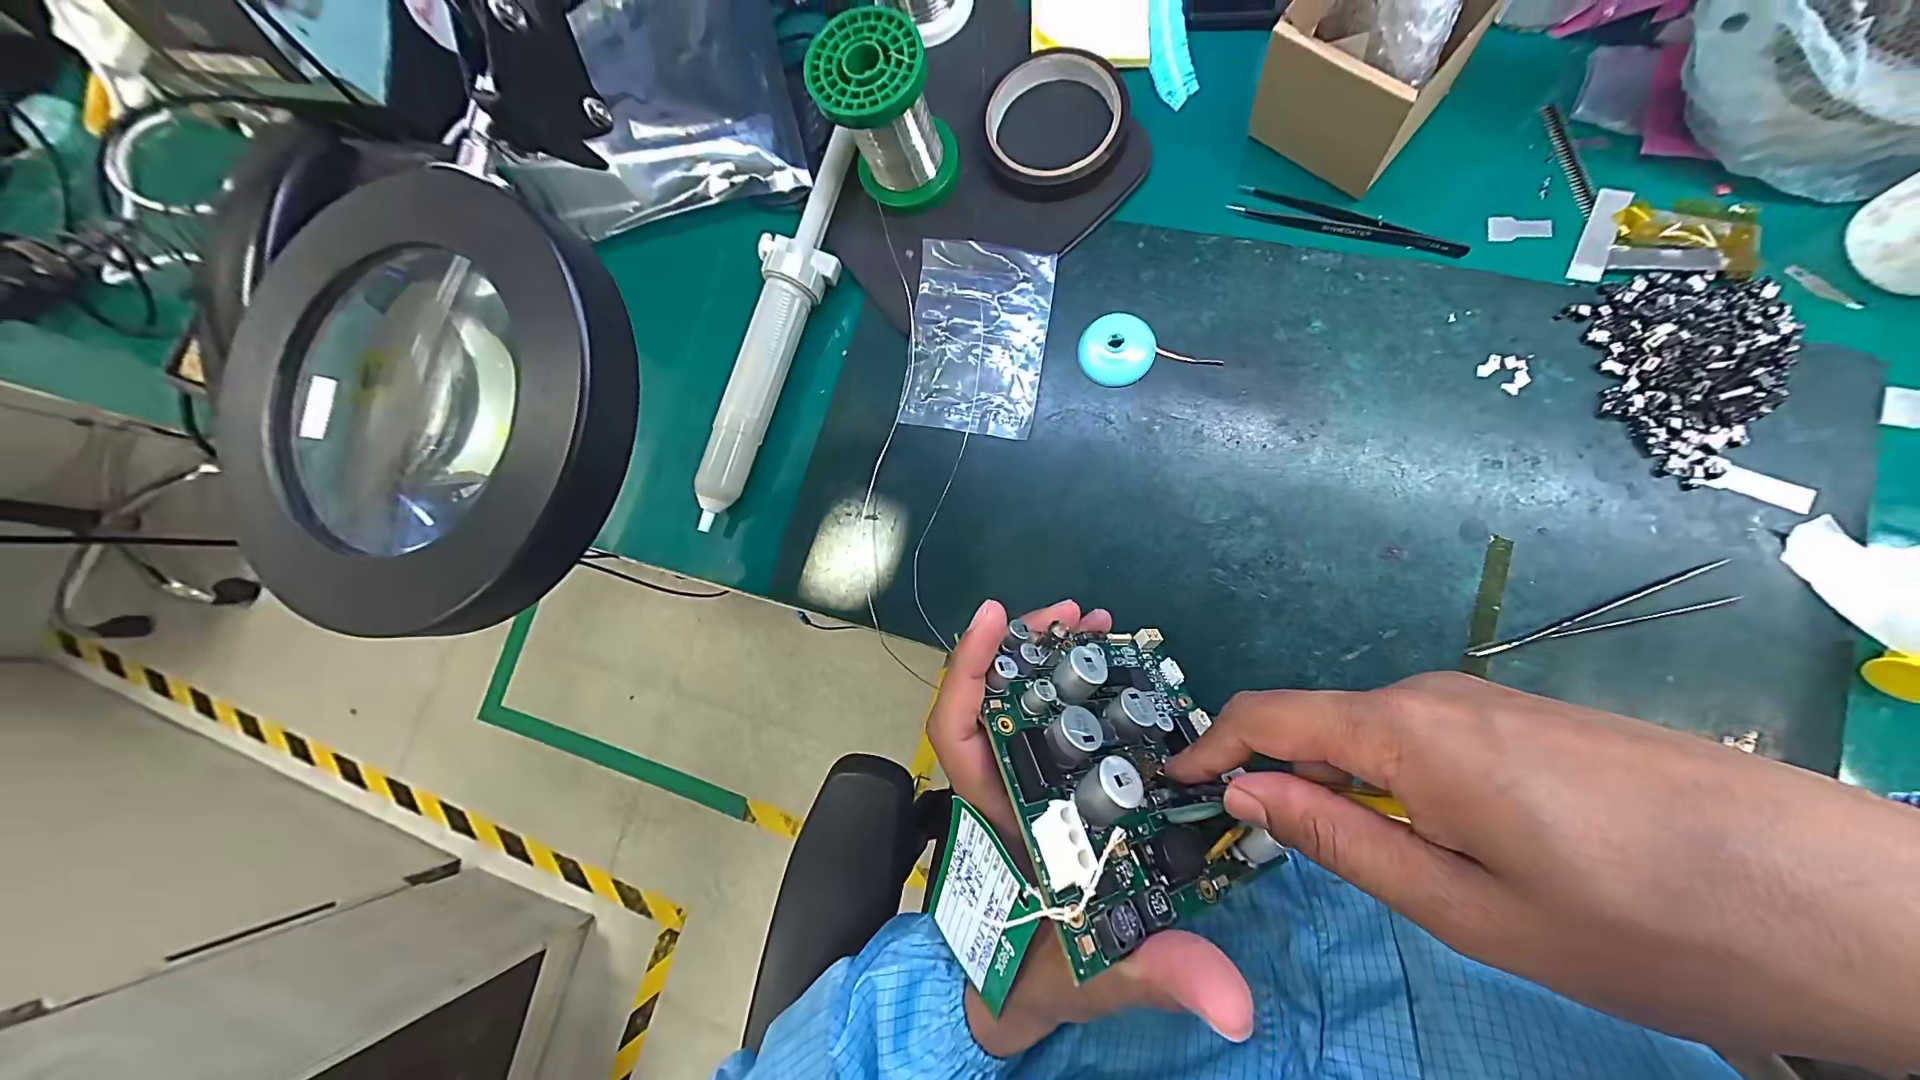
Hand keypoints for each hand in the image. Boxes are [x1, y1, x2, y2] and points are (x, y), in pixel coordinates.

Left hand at [929, 599, 1253, 1056]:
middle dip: (1028, 645)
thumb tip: (1234, 1002)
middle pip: (996, 698)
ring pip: (1028, 702)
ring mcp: (1031, 779)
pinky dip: (1079, 689)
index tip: (993, 614)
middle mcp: (1007, 785)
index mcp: (997, 813)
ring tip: (1097, 624)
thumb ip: (1153, 976)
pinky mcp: (1057, 782)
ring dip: (1057, 657)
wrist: (1024, 992)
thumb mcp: (1094, 975)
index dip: (966, 670)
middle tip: (1078, 613)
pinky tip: (1111, 671)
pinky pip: (1059, 722)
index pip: (959, 730)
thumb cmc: (1041, 977)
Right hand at [1167, 671, 1919, 1069]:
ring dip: (1343, 784)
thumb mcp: (1467, 909)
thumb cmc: (1644, 924)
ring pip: (1370, 732)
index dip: (1211, 744)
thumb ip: (1339, 837)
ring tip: (1379, 858)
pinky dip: (1395, 780)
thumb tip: (1244, 791)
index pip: (1267, 715)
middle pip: (1317, 723)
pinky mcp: (1522, 716)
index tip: (1176, 782)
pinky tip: (1450, 838)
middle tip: (1282, 846)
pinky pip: (1422, 737)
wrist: (1870, 906)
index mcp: (1404, 730)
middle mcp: (1430, 693)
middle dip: (1281, 775)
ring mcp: (1482, 699)